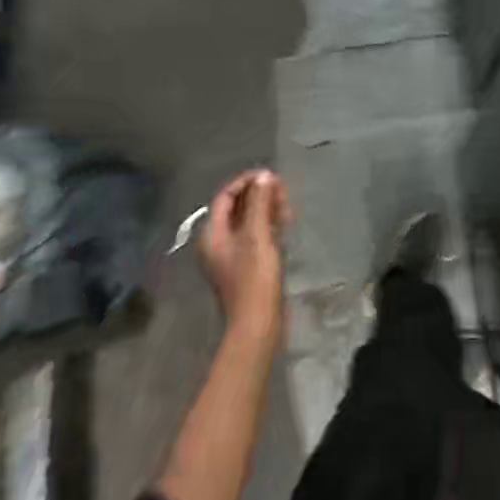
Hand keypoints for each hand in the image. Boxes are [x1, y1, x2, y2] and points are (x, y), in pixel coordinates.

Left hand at [198, 170, 290, 332]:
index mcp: (213, 235)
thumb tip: (264, 176)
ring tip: (286, 204)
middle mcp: (218, 243)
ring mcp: (232, 256)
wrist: (258, 323)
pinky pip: (255, 237)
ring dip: (264, 209)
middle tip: (282, 189)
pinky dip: (267, 226)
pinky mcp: (247, 267)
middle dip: (257, 195)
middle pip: (235, 209)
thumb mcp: (257, 236)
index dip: (246, 182)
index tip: (270, 175)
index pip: (225, 197)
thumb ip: (259, 204)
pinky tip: (284, 223)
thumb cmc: (254, 279)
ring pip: (247, 223)